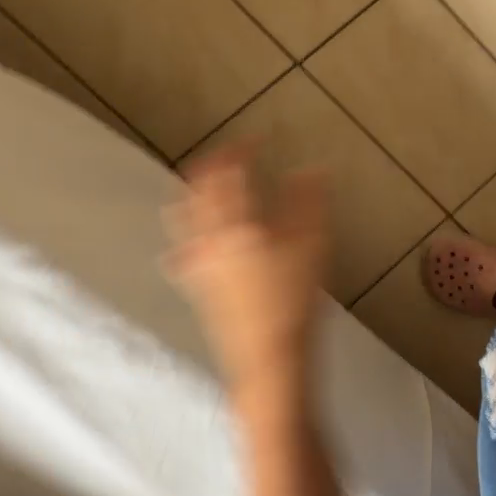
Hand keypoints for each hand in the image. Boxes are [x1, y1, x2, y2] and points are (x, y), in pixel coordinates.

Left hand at [167, 142, 328, 401]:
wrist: (268, 357)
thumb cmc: (295, 298)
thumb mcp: (313, 245)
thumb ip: (309, 203)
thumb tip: (311, 169)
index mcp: (236, 223)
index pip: (227, 175)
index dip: (239, 150)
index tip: (255, 138)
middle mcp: (208, 238)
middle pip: (195, 192)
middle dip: (210, 168)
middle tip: (230, 156)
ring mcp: (198, 264)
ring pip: (181, 218)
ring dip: (193, 194)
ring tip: (209, 186)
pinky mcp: (198, 286)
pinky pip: (183, 247)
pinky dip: (189, 231)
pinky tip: (195, 240)